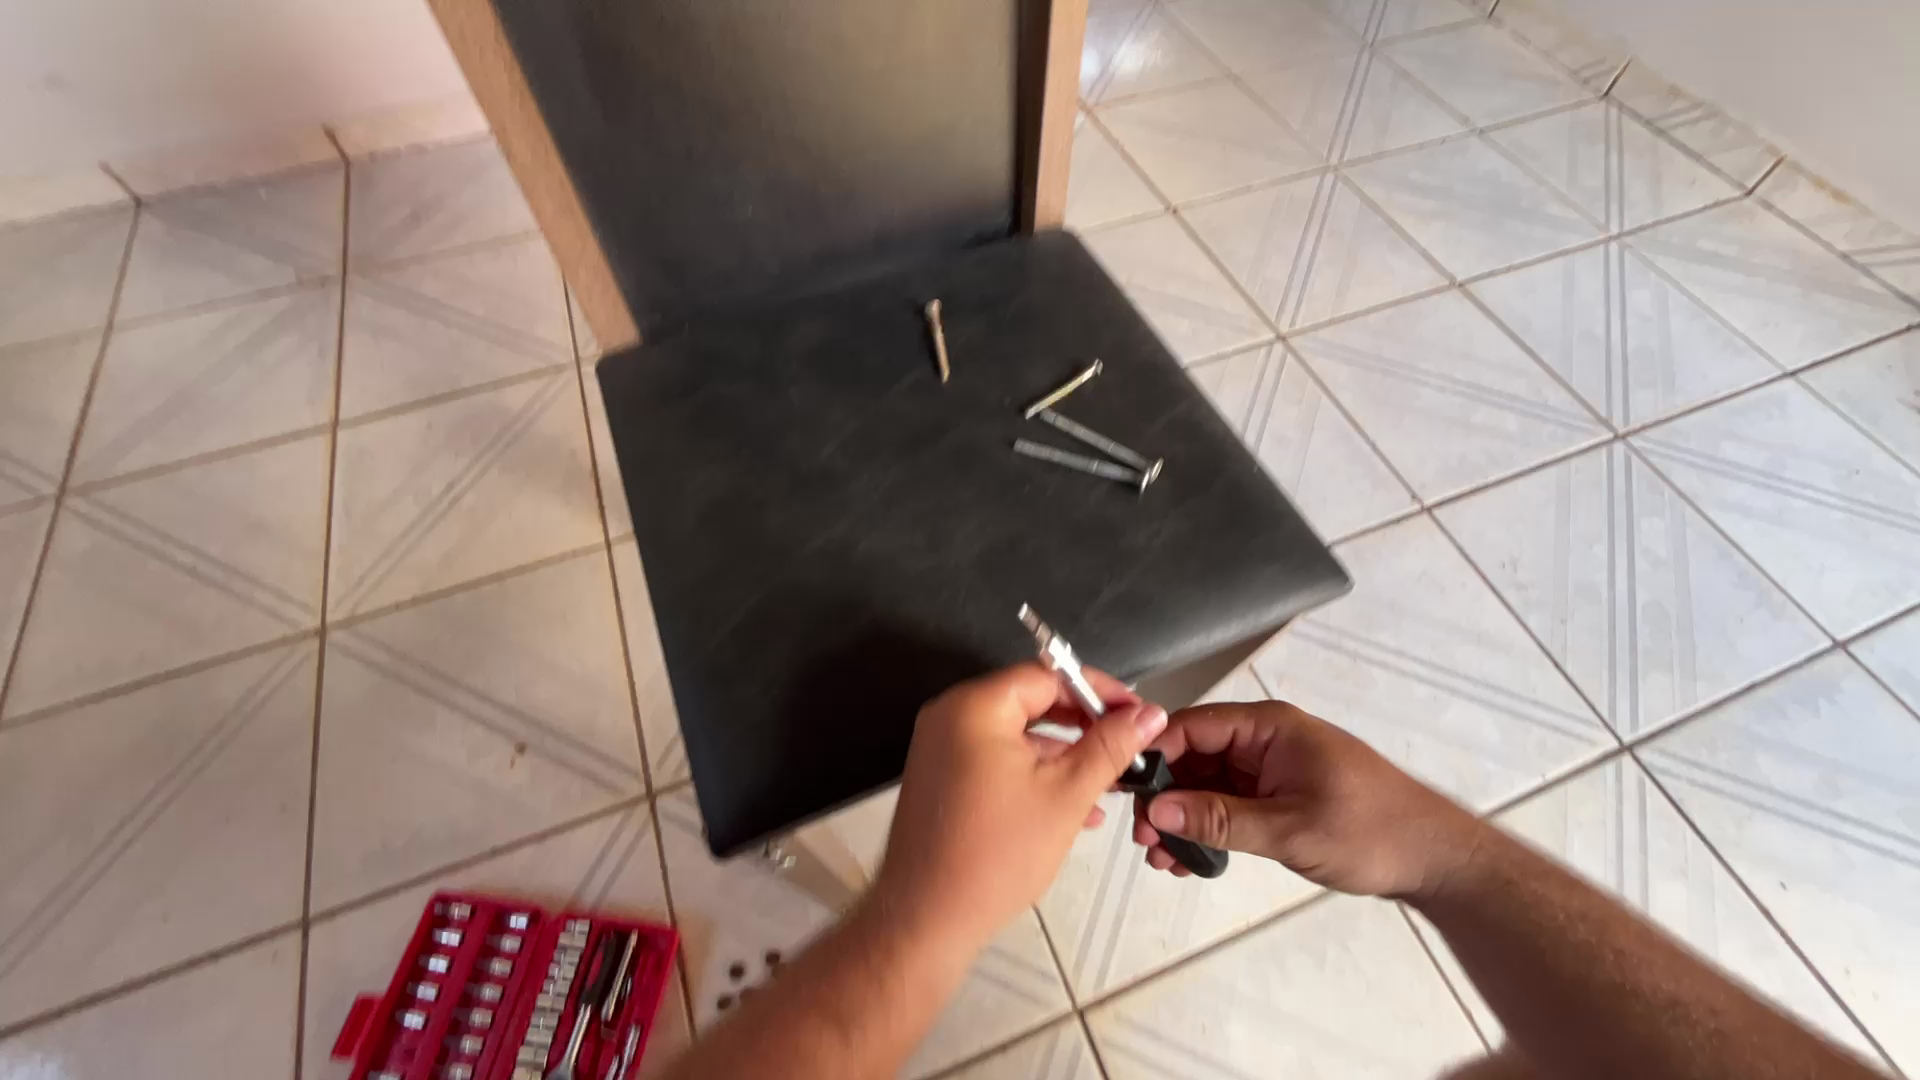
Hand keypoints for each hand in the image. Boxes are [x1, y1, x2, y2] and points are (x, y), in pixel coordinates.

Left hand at [875, 663, 1167, 949]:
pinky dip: (1032, 770)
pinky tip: (1073, 805)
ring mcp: (940, 744)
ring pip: (1015, 731)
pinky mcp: (940, 773)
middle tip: (1127, 744)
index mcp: (975, 705)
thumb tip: (1150, 713)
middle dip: (1083, 723)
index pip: (1047, 674)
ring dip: (1063, 752)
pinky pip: (994, 755)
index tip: (1138, 712)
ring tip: (1109, 782)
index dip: (1098, 689)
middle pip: (1030, 699)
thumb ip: (1110, 746)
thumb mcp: (1066, 794)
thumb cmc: (998, 854)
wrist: (926, 919)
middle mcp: (951, 713)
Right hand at [1131, 700, 1484, 898]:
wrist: (1438, 862)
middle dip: (1164, 795)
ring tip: (1159, 858)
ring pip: (1206, 785)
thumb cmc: (1369, 832)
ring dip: (1181, 818)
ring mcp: (1267, 768)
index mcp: (1266, 726)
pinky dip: (1206, 829)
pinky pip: (1226, 805)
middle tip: (1141, 837)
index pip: (1191, 726)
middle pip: (1194, 757)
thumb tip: (1155, 812)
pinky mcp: (1275, 796)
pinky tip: (1187, 861)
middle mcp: (1261, 739)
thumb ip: (1219, 820)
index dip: (1153, 753)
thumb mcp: (1290, 829)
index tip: (1123, 789)